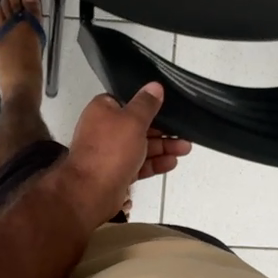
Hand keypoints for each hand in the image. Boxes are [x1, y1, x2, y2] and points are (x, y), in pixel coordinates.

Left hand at [53, 82, 191, 225]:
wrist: (92, 191)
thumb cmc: (111, 149)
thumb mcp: (133, 120)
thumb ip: (146, 104)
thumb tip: (155, 86)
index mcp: (102, 110)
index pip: (128, 102)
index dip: (148, 105)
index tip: (168, 107)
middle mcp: (104, 130)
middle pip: (138, 126)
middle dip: (163, 130)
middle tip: (184, 132)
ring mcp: (110, 153)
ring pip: (141, 146)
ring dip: (163, 147)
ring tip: (185, 148)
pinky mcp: (117, 172)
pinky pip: (139, 164)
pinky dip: (154, 163)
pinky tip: (171, 162)